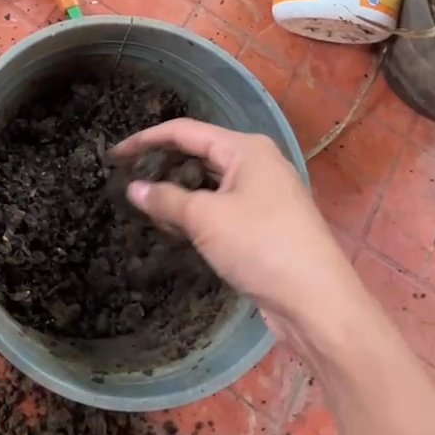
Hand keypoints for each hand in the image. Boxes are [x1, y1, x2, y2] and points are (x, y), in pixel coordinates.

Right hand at [113, 118, 353, 335]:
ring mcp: (265, 195)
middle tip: (129, 180)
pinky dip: (197, 213)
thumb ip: (166, 199)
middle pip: (199, 153)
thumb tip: (134, 188)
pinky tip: (175, 228)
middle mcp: (257, 163)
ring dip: (179, 193)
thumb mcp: (205, 219)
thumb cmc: (261, 246)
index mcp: (245, 148)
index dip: (146, 139)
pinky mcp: (266, 224)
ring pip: (210, 183)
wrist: (318, 303)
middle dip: (163, 166)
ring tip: (146, 206)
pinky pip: (222, 207)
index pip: (185, 131)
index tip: (116, 155)